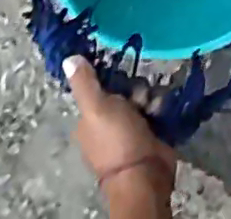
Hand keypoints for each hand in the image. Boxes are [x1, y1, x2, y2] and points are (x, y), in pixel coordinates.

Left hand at [64, 56, 176, 203]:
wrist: (144, 173)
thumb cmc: (117, 140)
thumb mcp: (96, 108)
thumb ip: (85, 84)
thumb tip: (68, 57)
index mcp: (90, 119)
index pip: (102, 86)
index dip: (114, 78)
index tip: (123, 77)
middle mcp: (108, 123)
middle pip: (126, 90)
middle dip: (137, 89)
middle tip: (140, 96)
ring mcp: (130, 129)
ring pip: (144, 97)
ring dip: (152, 97)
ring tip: (154, 106)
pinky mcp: (151, 132)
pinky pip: (158, 108)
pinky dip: (161, 107)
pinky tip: (163, 110)